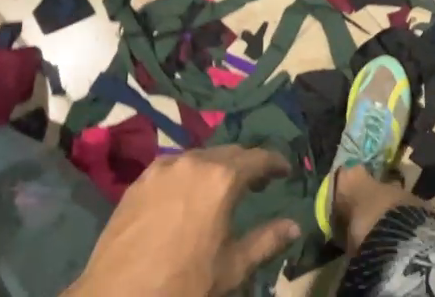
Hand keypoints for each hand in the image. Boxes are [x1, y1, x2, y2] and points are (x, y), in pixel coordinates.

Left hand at [61, 145, 301, 296]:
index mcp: (221, 178)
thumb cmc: (180, 283)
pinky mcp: (140, 179)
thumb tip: (294, 226)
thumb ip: (266, 241)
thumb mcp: (231, 268)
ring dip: (217, 167)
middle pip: (230, 152)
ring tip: (222, 189)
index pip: (258, 158)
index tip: (286, 171)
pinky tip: (187, 196)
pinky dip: (189, 174)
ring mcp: (163, 167)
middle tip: (258, 183)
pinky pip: (174, 166)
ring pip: (200, 157)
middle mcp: (194, 161)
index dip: (275, 162)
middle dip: (247, 164)